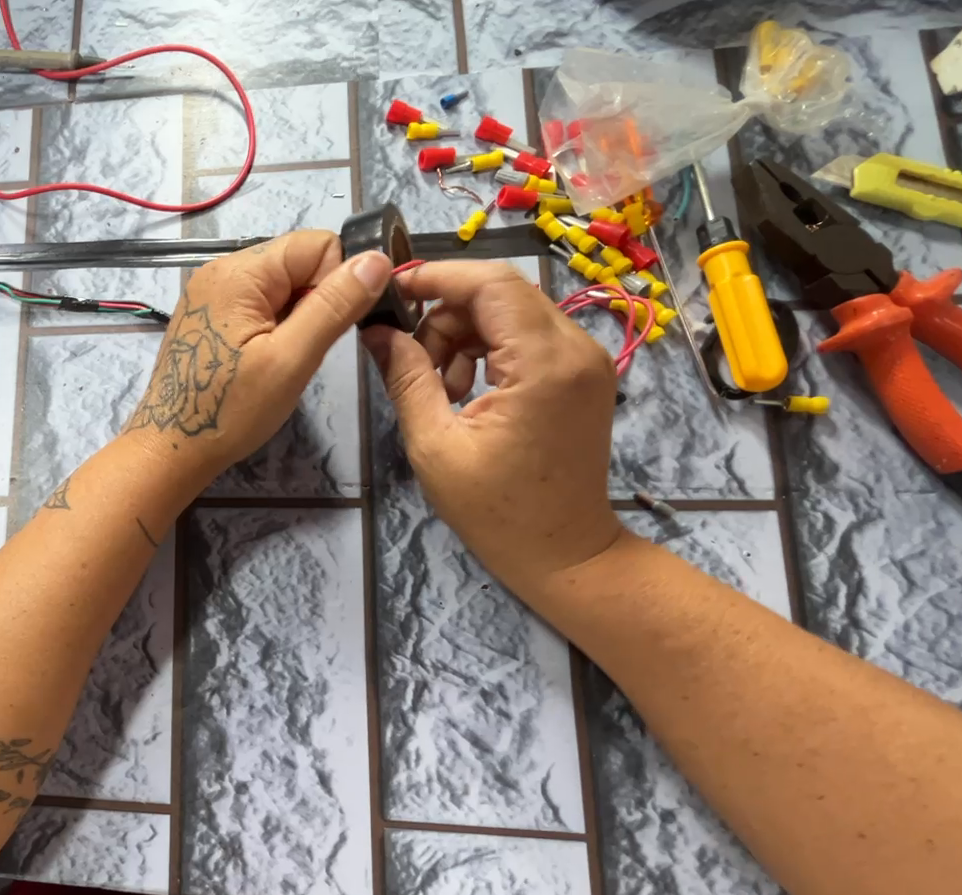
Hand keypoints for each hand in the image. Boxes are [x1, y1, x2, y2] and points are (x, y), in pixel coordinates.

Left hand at [117, 229, 392, 494]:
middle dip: (316, 303)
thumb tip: (377, 259)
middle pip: (298, 264)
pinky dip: (273, 331)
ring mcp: (211, 295)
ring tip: (281, 362)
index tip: (332, 328)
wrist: (173, 451)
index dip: (338, 281)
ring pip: (281, 289)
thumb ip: (334, 305)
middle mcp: (220, 271)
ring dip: (296, 321)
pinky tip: (264, 363)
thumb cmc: (230, 411)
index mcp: (239, 272)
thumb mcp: (291, 360)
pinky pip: (258, 308)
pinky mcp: (208, 319)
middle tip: (302, 352)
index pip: (317, 244)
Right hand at [362, 261, 624, 594]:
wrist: (562, 550)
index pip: (491, 283)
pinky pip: (527, 338)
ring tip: (442, 391)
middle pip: (500, 294)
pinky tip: (467, 392)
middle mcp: (576, 348)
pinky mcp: (582, 374)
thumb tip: (375, 333)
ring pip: (510, 314)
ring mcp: (586, 360)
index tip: (392, 292)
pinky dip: (488, 352)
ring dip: (464, 338)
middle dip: (445, 317)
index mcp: (543, 364)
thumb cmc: (494, 509)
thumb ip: (405, 378)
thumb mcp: (434, 444)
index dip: (436, 277)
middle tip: (413, 367)